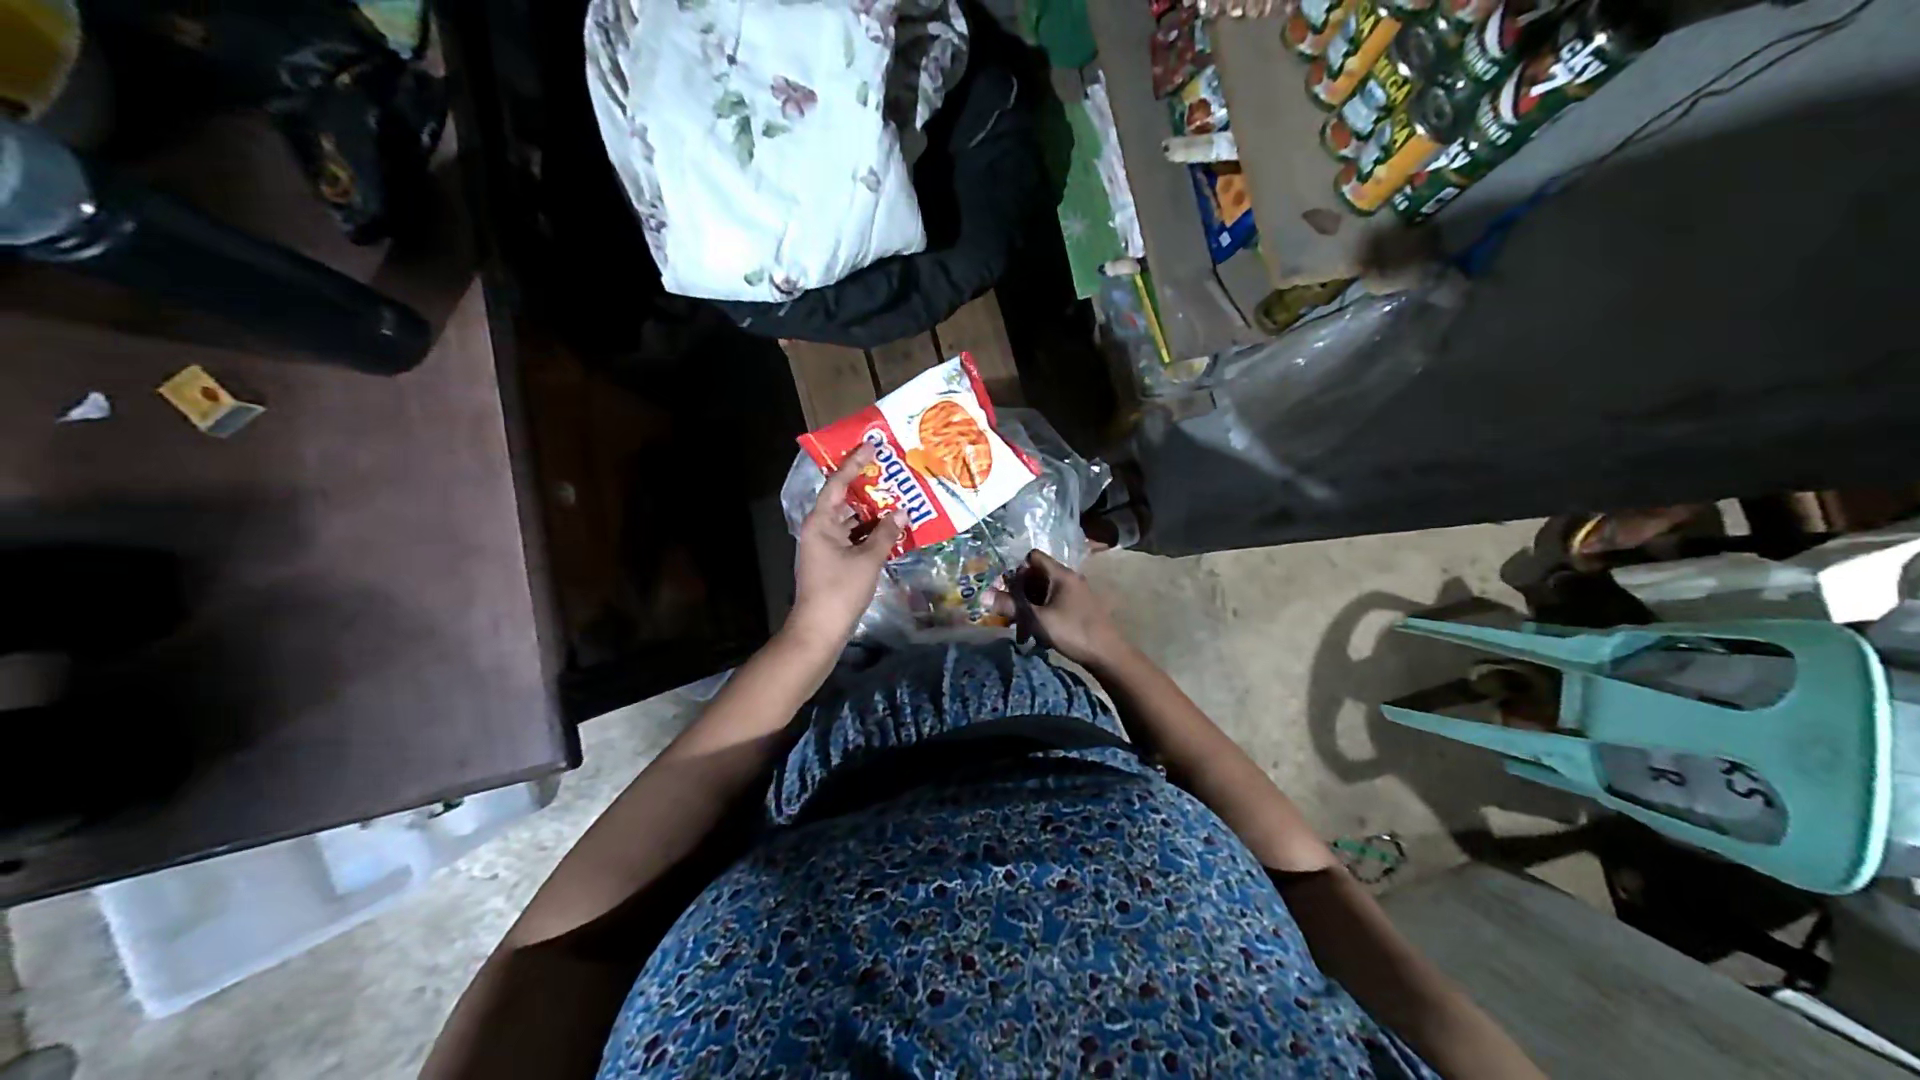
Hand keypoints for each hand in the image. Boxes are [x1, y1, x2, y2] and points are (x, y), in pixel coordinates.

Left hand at [787, 445, 905, 649]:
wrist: (820, 629)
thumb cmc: (840, 590)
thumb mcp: (868, 559)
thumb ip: (886, 533)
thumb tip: (902, 512)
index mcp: (820, 522)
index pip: (837, 483)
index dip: (855, 463)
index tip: (873, 446)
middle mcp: (819, 529)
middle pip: (843, 500)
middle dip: (867, 488)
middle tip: (891, 472)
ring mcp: (824, 546)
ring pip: (850, 521)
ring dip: (872, 513)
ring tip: (897, 499)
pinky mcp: (832, 562)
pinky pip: (853, 538)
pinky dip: (870, 533)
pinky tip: (891, 530)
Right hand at [990, 550, 1127, 666]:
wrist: (1108, 654)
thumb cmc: (1073, 632)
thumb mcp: (1037, 620)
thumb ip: (1011, 606)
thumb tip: (983, 596)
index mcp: (1061, 574)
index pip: (1032, 557)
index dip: (1016, 569)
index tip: (1005, 588)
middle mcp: (1069, 578)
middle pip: (1036, 574)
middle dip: (1019, 591)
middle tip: (1007, 610)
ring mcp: (1076, 592)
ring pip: (1044, 591)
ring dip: (1029, 604)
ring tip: (1018, 625)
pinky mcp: (1079, 607)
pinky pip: (1054, 601)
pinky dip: (1041, 611)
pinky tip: (1035, 631)